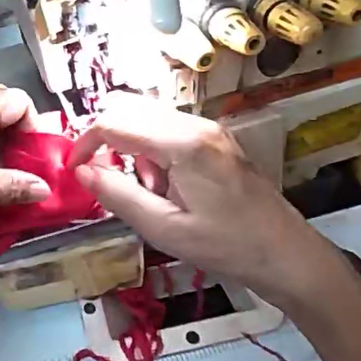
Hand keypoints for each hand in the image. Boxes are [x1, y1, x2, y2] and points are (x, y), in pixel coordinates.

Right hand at [67, 94, 352, 312]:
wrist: (286, 253)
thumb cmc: (227, 247)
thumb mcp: (165, 229)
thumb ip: (119, 195)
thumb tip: (83, 171)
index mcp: (183, 143)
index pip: (115, 121)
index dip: (86, 142)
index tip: (74, 170)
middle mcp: (196, 124)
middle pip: (130, 107)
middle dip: (108, 139)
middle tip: (107, 180)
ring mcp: (209, 129)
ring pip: (148, 117)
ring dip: (132, 146)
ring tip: (148, 192)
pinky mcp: (215, 140)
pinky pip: (169, 129)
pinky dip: (153, 150)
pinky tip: (166, 187)